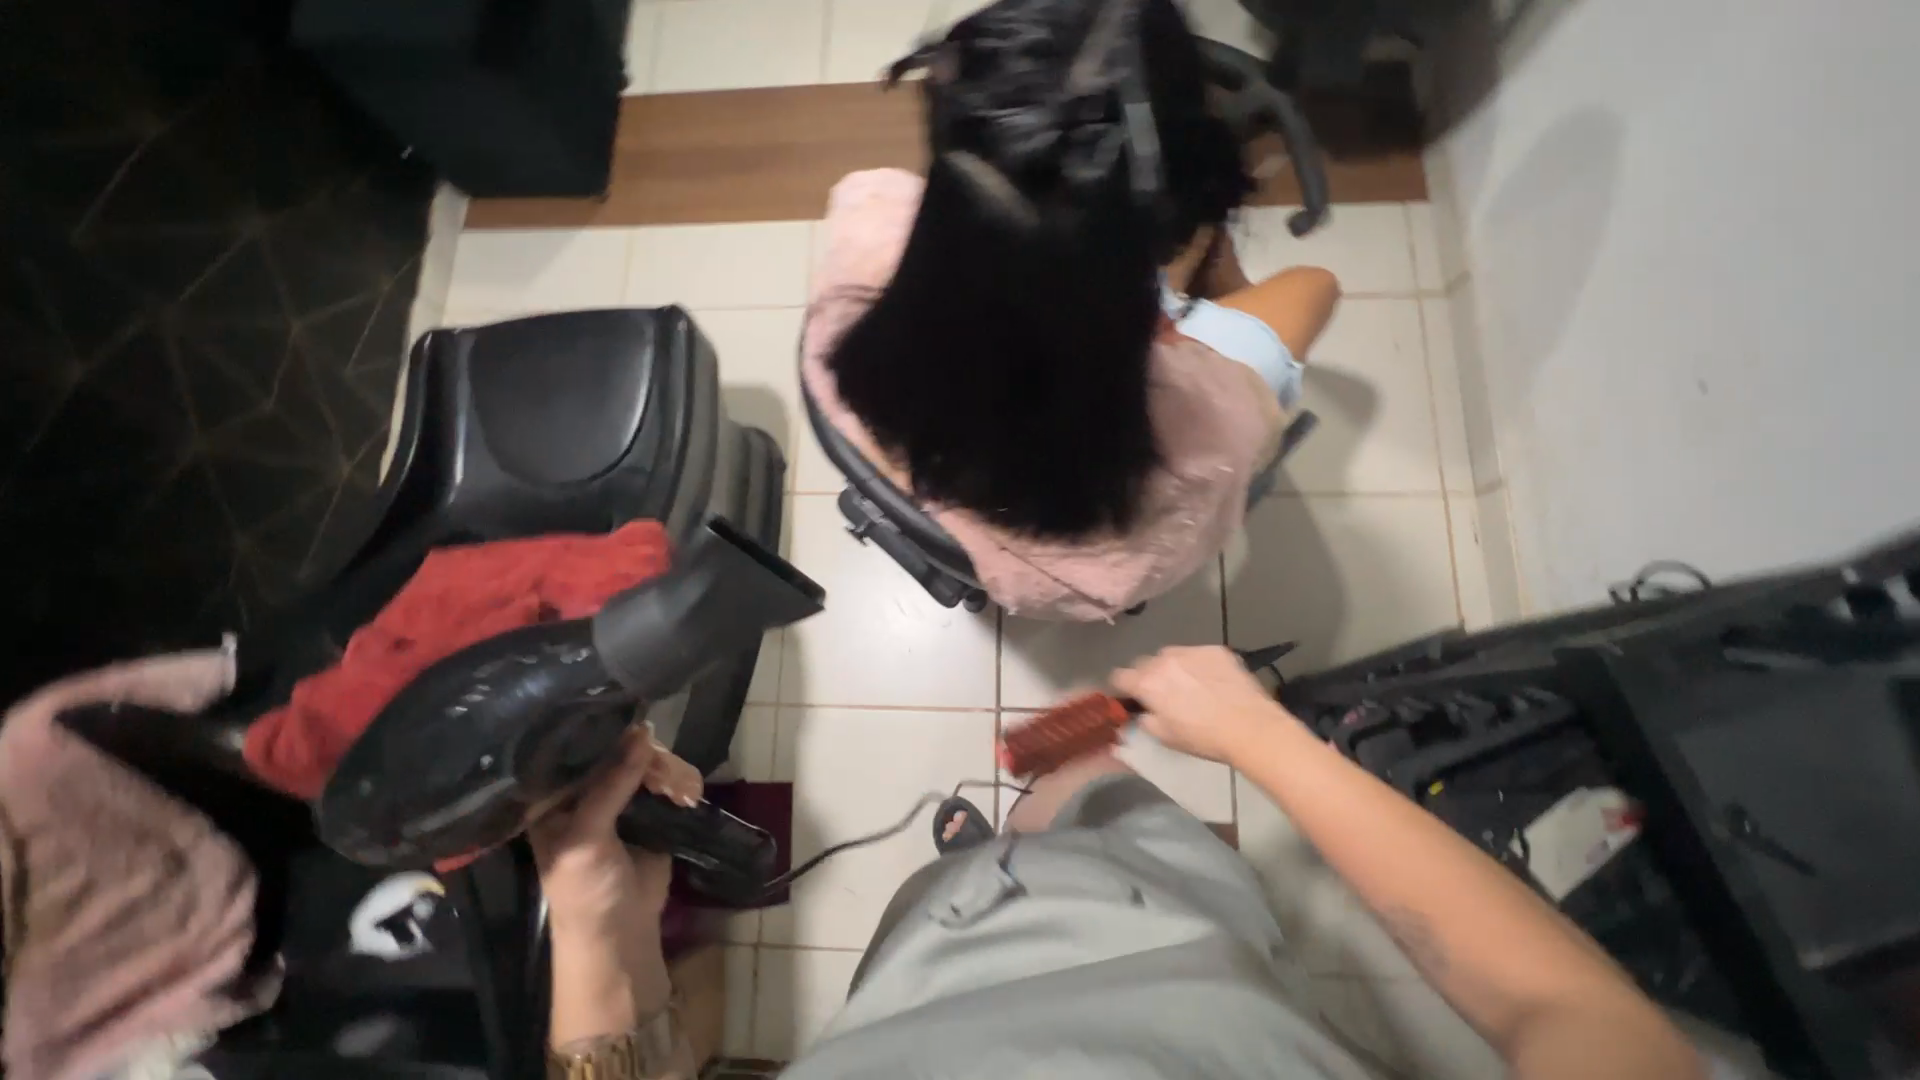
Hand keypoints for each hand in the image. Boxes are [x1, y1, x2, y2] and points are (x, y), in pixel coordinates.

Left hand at [529, 724, 702, 925]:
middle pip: (620, 751)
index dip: (605, 733)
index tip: (634, 720)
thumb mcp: (587, 837)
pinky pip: (668, 782)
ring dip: (670, 772)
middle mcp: (586, 792)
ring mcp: (622, 801)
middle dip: (647, 758)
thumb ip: (612, 785)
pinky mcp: (652, 811)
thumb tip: (644, 732)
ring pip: (649, 763)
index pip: (576, 749)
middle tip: (664, 777)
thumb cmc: (586, 891)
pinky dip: (682, 783)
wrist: (621, 937)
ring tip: (681, 793)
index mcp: (554, 797)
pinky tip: (688, 795)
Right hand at [1111, 645, 1293, 763]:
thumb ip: (1146, 720)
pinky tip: (1212, 681)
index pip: (1119, 676)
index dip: (1121, 687)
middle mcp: (1164, 661)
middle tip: (1162, 694)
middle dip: (1147, 676)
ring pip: (1170, 655)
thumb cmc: (1204, 738)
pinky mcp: (1216, 650)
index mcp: (1147, 683)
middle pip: (1144, 663)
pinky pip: (1197, 654)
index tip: (1129, 696)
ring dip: (1172, 667)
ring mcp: (1192, 652)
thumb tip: (1144, 712)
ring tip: (1189, 685)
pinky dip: (1198, 664)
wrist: (1250, 727)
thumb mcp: (1165, 737)